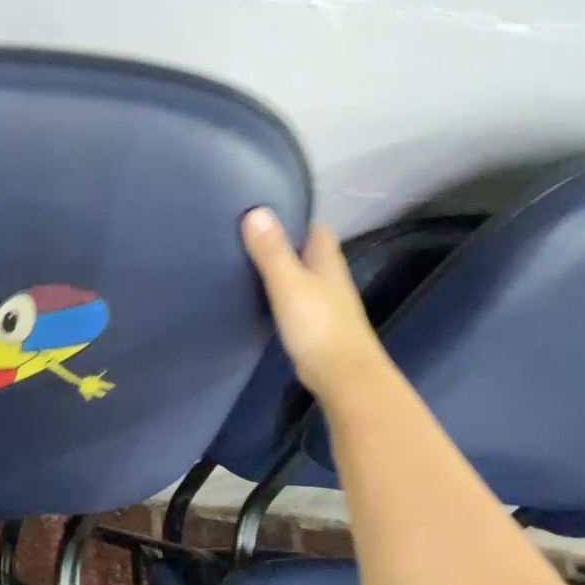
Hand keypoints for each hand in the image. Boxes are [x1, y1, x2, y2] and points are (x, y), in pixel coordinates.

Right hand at [240, 207, 389, 398]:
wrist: (341, 374)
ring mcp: (324, 302)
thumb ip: (271, 250)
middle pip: (306, 252)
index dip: (293, 220)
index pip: (314, 229)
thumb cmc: (317, 324)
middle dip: (282, 244)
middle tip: (245, 240)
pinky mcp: (315, 324)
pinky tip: (258, 298)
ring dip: (279, 270)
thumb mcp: (288, 283)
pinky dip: (278, 294)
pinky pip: (294, 299)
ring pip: (300, 276)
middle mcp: (329, 277)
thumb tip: (256, 210)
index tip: (261, 217)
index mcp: (327, 260)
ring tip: (244, 265)